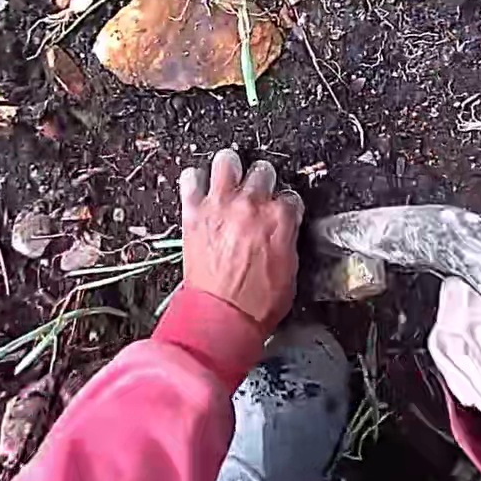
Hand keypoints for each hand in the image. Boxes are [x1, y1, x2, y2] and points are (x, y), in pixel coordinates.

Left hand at [178, 149, 302, 330]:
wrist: (220, 319)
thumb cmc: (256, 302)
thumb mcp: (290, 268)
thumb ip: (288, 238)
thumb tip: (285, 229)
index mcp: (280, 217)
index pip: (289, 195)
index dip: (284, 205)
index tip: (278, 213)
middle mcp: (252, 204)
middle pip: (262, 170)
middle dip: (262, 182)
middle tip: (256, 195)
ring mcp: (221, 205)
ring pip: (227, 161)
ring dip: (230, 168)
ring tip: (229, 178)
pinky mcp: (194, 213)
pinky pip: (191, 180)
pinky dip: (195, 181)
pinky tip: (200, 188)